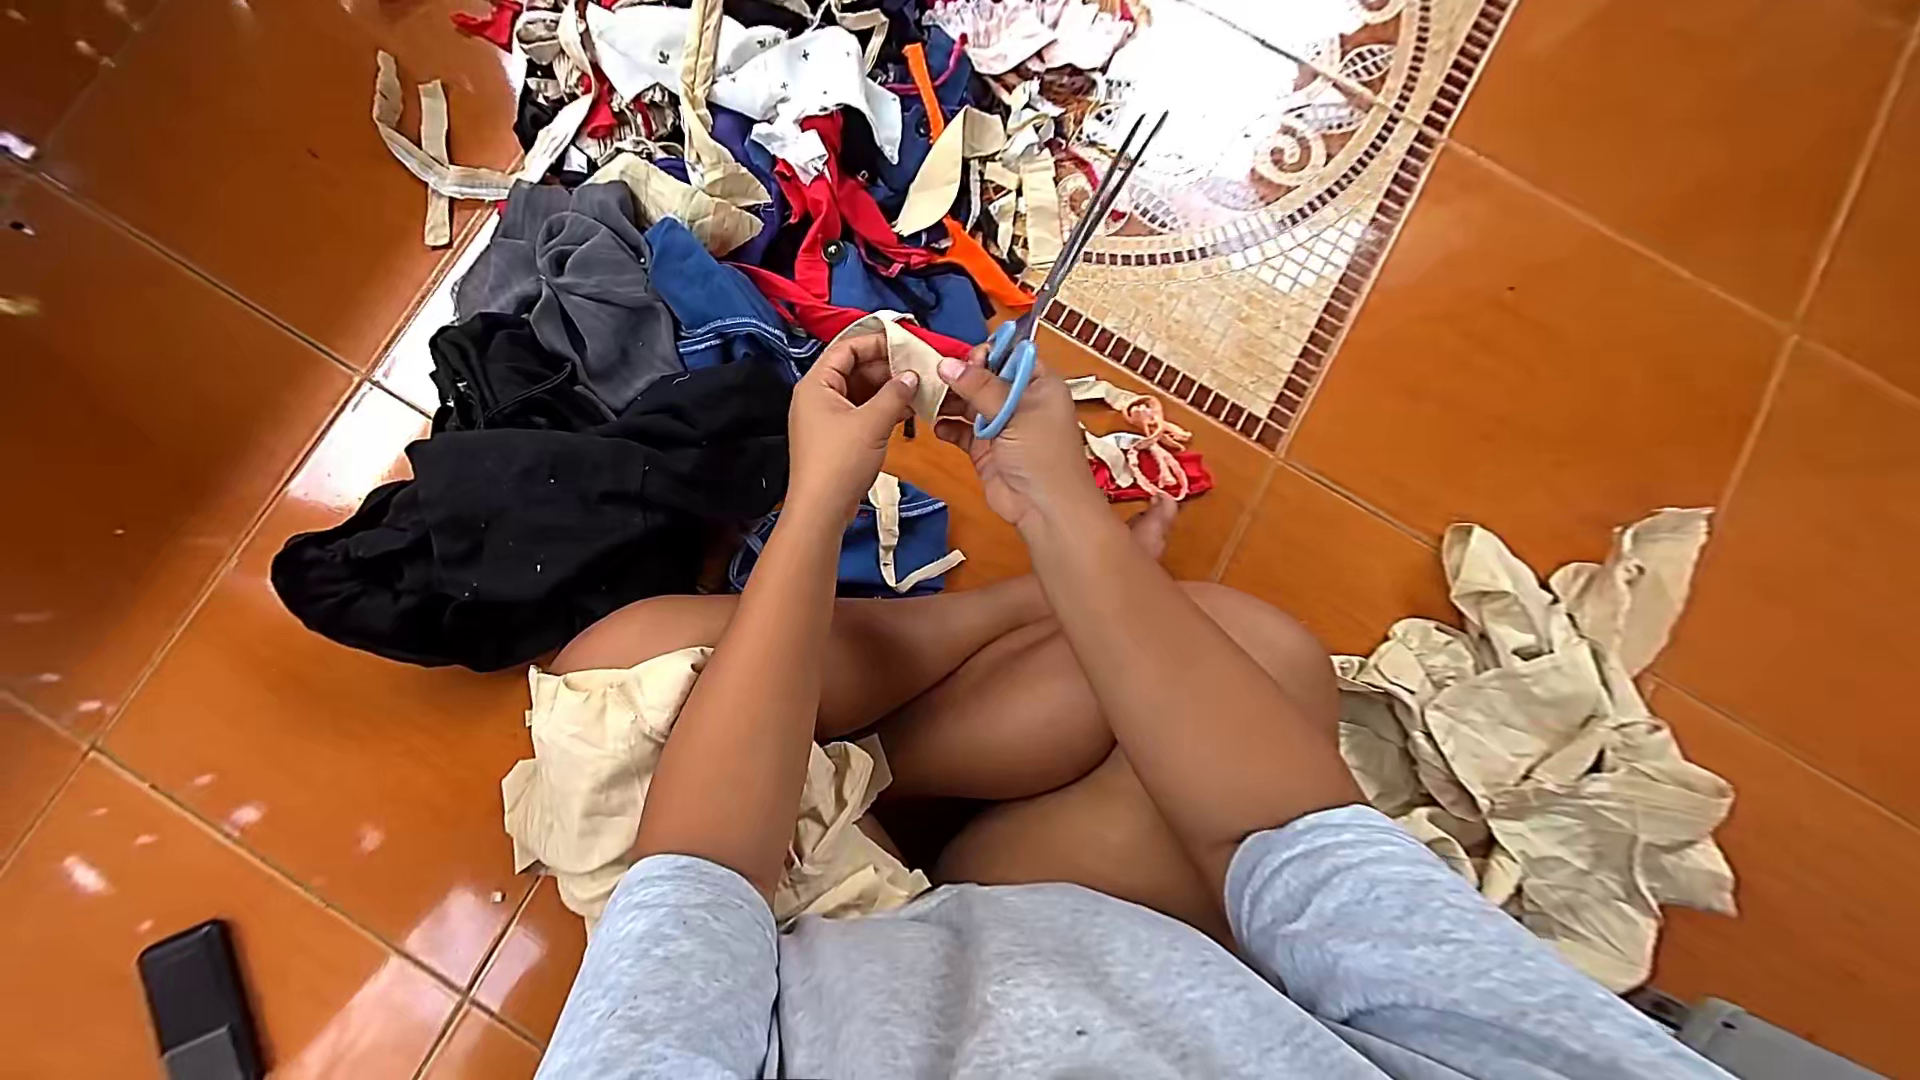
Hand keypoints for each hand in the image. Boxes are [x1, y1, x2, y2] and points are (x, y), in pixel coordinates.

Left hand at [787, 333, 919, 521]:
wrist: (822, 508)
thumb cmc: (839, 462)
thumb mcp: (872, 423)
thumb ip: (895, 394)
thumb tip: (912, 375)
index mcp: (817, 384)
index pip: (846, 348)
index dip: (876, 343)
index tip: (905, 344)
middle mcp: (818, 396)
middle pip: (854, 369)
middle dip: (886, 368)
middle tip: (917, 369)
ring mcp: (827, 417)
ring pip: (861, 391)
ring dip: (887, 389)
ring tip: (916, 389)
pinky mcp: (837, 436)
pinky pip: (862, 411)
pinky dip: (882, 408)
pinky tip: (905, 410)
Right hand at [934, 342, 1105, 531]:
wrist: (1044, 508)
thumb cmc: (1043, 454)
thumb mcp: (1015, 411)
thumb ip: (981, 386)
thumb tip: (947, 364)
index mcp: (1038, 384)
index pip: (1008, 356)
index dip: (983, 354)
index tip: (958, 357)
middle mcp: (1019, 401)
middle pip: (983, 378)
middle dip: (958, 376)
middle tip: (931, 373)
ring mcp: (1001, 425)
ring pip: (968, 404)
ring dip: (948, 400)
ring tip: (926, 396)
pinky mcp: (985, 449)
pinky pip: (961, 431)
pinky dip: (948, 427)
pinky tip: (938, 425)